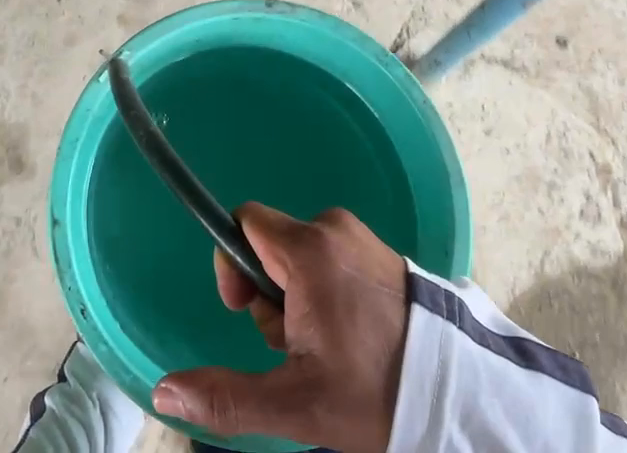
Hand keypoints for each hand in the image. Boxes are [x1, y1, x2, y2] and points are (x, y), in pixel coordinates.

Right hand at [152, 204, 408, 452]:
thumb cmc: (375, 391)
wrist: (462, 394)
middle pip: (270, 248)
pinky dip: (327, 292)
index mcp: (310, 249)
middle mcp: (334, 228)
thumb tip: (163, 392)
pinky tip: (353, 334)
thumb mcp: (295, 403)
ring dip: (298, 299)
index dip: (234, 265)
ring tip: (332, 347)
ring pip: (300, 257)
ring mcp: (362, 237)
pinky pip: (330, 259)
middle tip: (302, 346)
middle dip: (271, 296)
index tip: (248, 309)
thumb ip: (226, 397)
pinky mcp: (381, 250)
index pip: (243, 222)